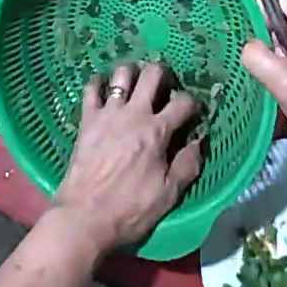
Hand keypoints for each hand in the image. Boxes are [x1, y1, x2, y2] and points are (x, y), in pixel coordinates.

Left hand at [53, 62, 203, 254]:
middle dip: (162, 73)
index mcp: (157, 131)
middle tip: (164, 83)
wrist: (87, 214)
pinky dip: (99, 82)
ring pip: (122, 74)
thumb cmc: (131, 208)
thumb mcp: (168, 194)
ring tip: (136, 80)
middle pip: (152, 75)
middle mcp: (134, 113)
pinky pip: (92, 88)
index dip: (192, 102)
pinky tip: (103, 85)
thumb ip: (187, 165)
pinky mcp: (88, 117)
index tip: (193, 109)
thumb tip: (200, 141)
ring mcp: (109, 112)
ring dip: (132, 72)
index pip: (183, 103)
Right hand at [241, 0, 286, 162]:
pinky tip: (280, 73)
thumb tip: (248, 42)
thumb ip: (255, 54)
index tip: (244, 17)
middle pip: (285, 8)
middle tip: (254, 49)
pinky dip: (285, 52)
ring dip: (274, 41)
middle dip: (265, 23)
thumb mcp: (280, 82)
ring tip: (266, 64)